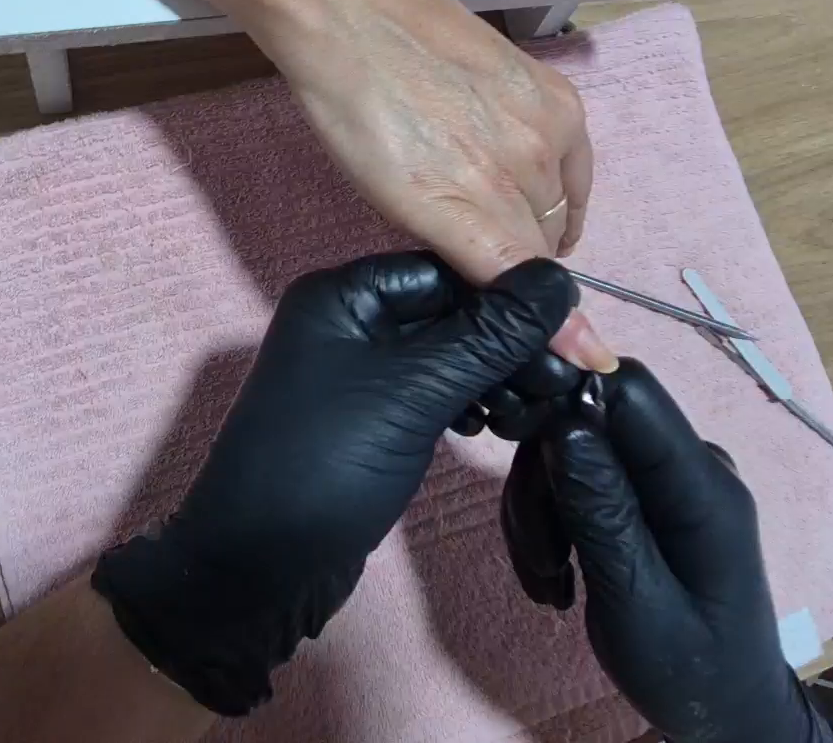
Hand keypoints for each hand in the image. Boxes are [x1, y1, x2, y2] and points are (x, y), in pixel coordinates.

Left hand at [93, 252, 574, 715]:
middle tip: (557, 385)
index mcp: (343, 293)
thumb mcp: (415, 390)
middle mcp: (349, 318)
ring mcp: (358, 367)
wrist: (263, 564)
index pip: (445, 269)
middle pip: (449, 311)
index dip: (508, 296)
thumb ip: (490, 334)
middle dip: (504, 345)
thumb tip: (559, 280)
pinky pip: (432, 388)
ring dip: (492, 377)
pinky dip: (466, 401)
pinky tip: (491, 426)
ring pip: (446, 353)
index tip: (570, 334)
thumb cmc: (329, 459)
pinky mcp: (372, 411)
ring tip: (525, 413)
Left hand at [261, 0, 613, 372]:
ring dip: (541, 223)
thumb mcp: (391, 197)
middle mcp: (521, 171)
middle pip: (545, 247)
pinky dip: (564, 185)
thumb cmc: (349, 112)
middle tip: (487, 257)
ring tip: (503, 218)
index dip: (559, 328)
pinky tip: (538, 186)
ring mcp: (545, 126)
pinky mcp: (555, 90)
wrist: (352, 16)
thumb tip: (510, 287)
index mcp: (467, 206)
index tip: (590, 358)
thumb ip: (459, 249)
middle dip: (523, 265)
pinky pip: (578, 161)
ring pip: (562, 204)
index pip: (530, 284)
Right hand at [499, 360, 832, 742]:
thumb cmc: (691, 671)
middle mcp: (685, 463)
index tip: (513, 445)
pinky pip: (571, 473)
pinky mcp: (639, 490)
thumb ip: (604, 512)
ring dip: (538, 506)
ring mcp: (660, 475)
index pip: (627, 390)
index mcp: (701, 485)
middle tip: (536, 552)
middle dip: (540, 476)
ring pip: (566, 446)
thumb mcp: (639, 604)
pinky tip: (552, 569)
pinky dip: (547, 516)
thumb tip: (563, 423)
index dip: (562, 396)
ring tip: (545, 575)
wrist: (726, 715)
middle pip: (584, 417)